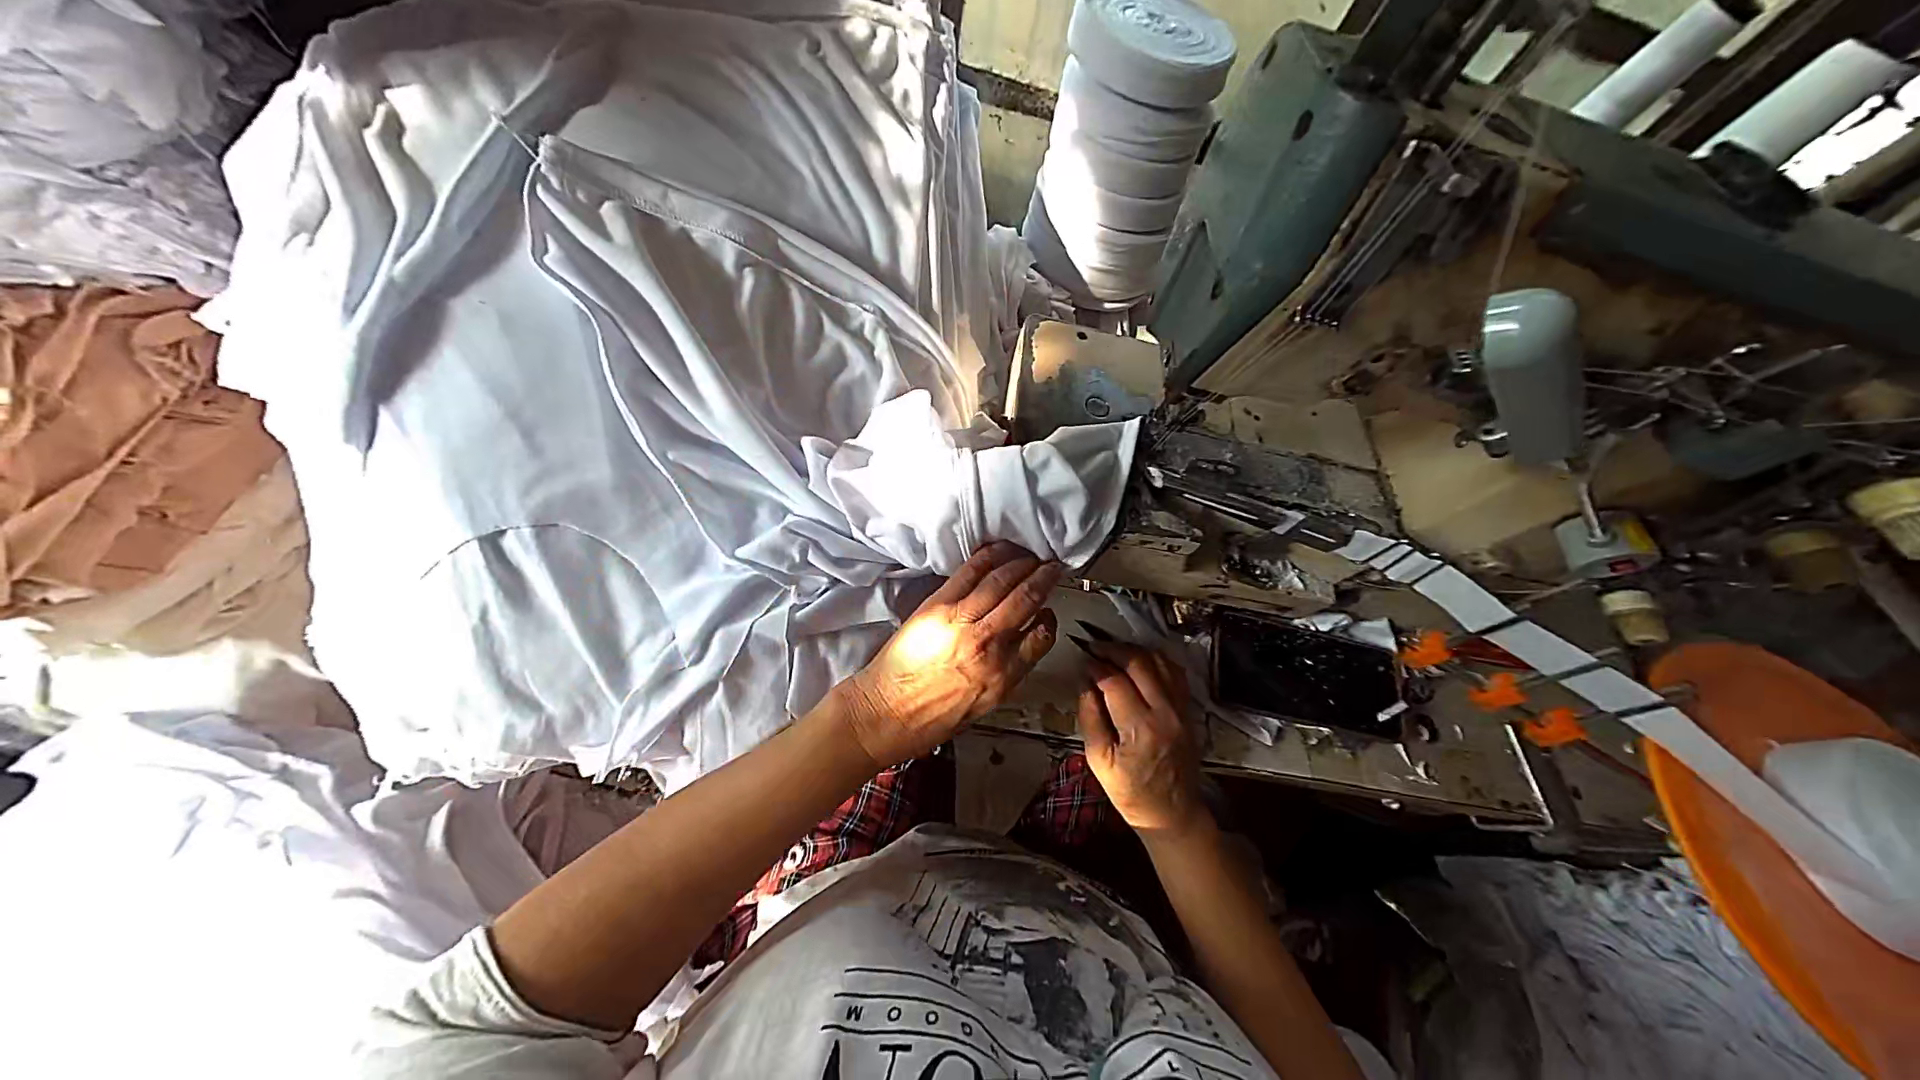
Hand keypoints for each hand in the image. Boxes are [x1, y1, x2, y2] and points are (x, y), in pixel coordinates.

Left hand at [837, 542, 1061, 767]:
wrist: (885, 714)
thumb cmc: (929, 717)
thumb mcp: (983, 704)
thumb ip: (1007, 672)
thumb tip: (1019, 646)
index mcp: (1003, 676)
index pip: (1041, 637)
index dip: (1049, 618)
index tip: (1049, 609)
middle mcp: (988, 645)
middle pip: (1026, 599)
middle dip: (1044, 578)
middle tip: (1052, 567)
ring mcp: (962, 622)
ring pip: (1002, 580)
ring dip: (1022, 563)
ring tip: (1032, 556)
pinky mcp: (937, 606)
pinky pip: (970, 572)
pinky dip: (990, 557)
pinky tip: (1000, 550)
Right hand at [1077, 642, 1208, 832]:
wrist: (1171, 812)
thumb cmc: (1130, 791)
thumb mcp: (1098, 760)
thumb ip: (1090, 717)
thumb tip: (1086, 683)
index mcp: (1140, 728)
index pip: (1114, 680)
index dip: (1095, 666)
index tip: (1083, 662)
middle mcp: (1165, 712)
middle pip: (1139, 662)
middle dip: (1113, 649)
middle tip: (1095, 648)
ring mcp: (1181, 709)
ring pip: (1160, 661)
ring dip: (1134, 651)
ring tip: (1114, 652)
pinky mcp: (1189, 710)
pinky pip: (1175, 672)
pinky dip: (1155, 660)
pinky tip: (1139, 661)